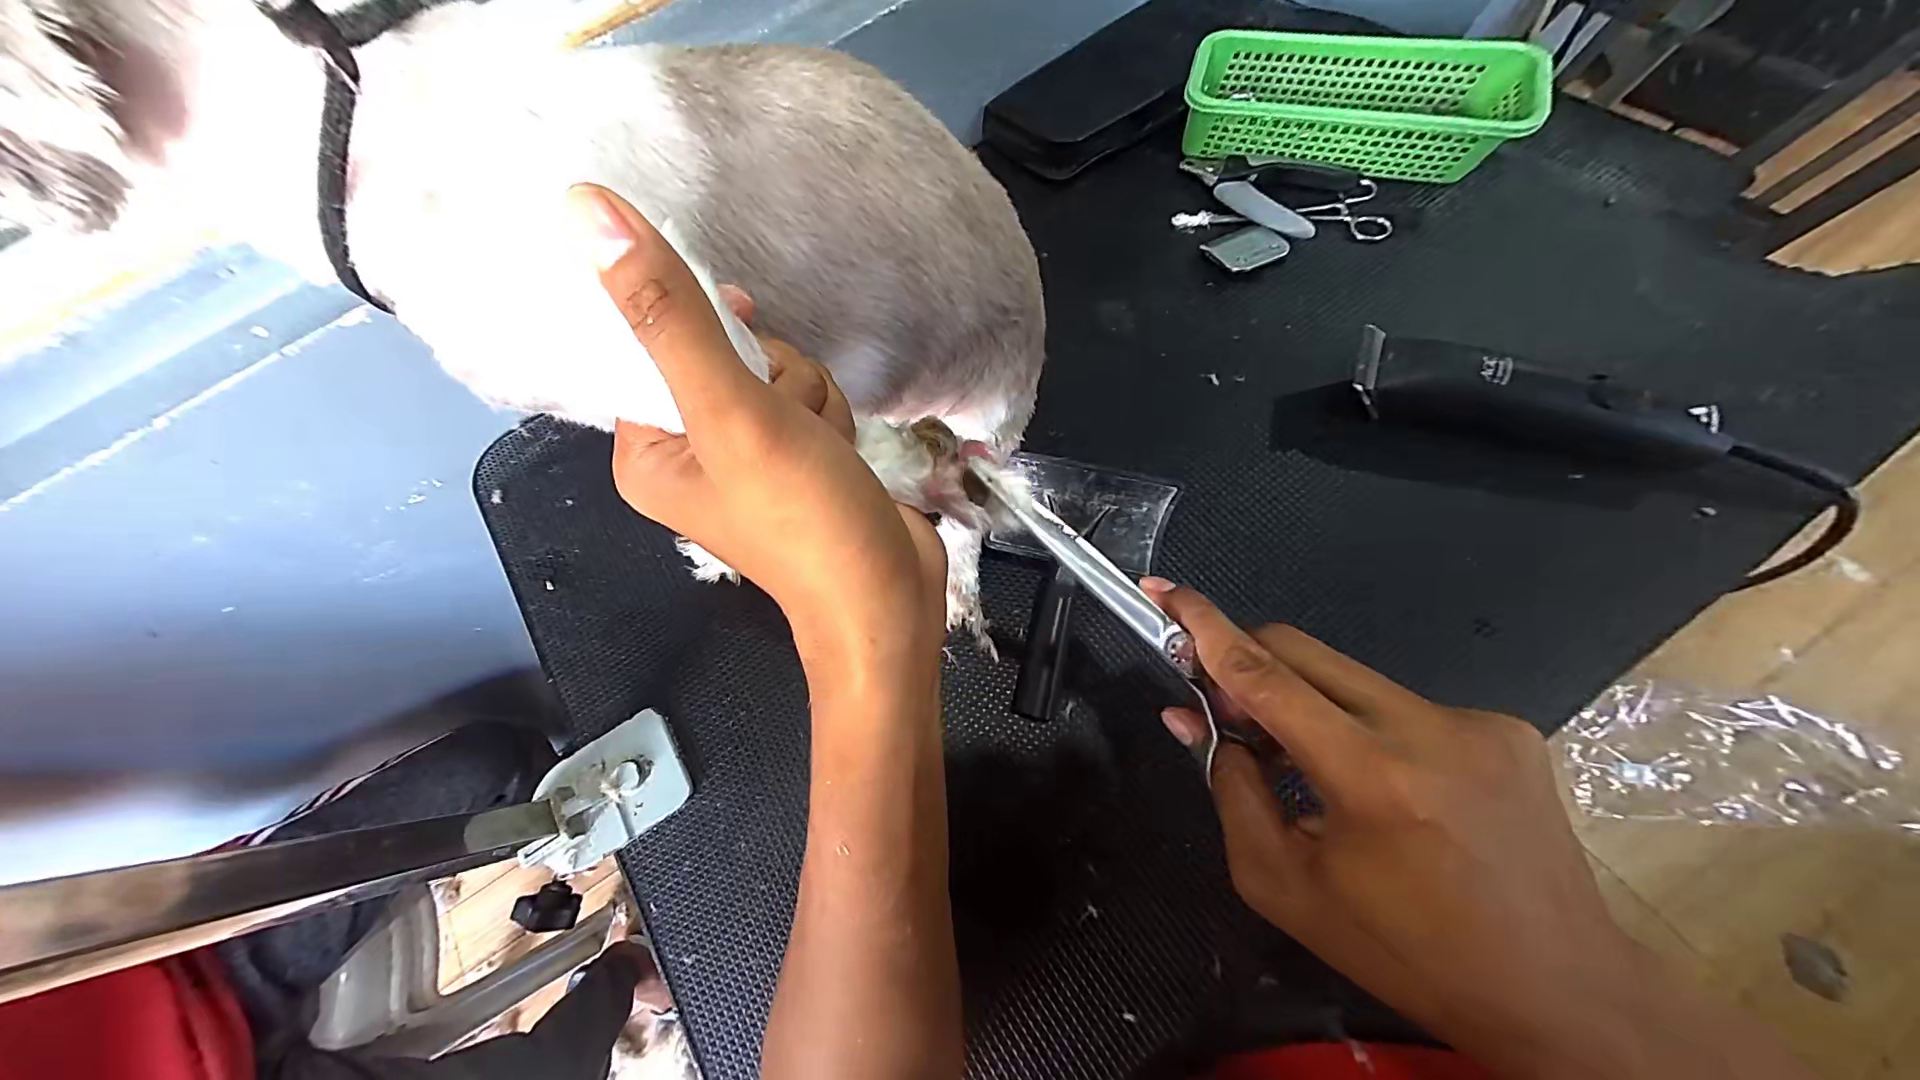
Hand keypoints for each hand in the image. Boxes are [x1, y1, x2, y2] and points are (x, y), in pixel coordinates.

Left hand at [566, 184, 945, 668]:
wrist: (886, 595)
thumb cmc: (804, 516)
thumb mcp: (732, 414)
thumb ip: (670, 316)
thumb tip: (586, 207)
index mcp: (647, 450)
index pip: (657, 345)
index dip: (706, 334)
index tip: (747, 358)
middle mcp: (692, 451)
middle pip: (727, 353)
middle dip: (775, 376)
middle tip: (789, 421)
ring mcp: (751, 455)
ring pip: (779, 371)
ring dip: (810, 397)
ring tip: (823, 446)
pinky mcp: (799, 457)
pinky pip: (808, 399)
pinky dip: (830, 416)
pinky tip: (840, 452)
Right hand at [1147, 581, 1813, 1079]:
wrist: (1568, 997)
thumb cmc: (1405, 952)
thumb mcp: (1282, 884)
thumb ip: (1228, 787)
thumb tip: (1192, 715)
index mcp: (1371, 777)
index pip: (1264, 673)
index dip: (1204, 625)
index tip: (1164, 589)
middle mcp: (1429, 728)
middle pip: (1298, 650)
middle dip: (1241, 661)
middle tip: (1216, 705)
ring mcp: (1475, 720)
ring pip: (1342, 674)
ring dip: (1297, 698)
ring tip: (1292, 758)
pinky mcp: (1503, 726)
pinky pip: (1391, 700)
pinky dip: (1353, 721)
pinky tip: (1370, 779)